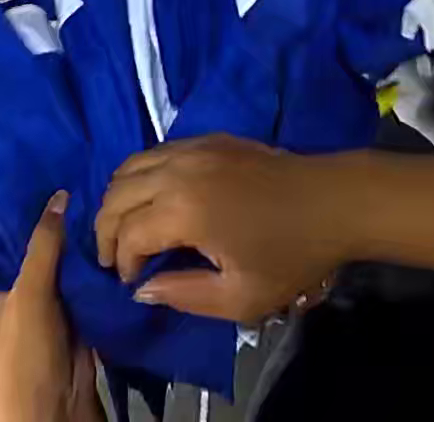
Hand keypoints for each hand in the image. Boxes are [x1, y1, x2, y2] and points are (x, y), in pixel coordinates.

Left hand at [0, 192, 104, 421]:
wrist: (58, 413)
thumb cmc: (25, 356)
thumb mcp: (30, 294)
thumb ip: (44, 243)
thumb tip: (60, 193)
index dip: (7, 208)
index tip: (30, 172)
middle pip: (19, 246)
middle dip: (41, 219)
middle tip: (62, 173)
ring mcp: (29, 302)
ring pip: (46, 259)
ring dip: (62, 235)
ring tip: (81, 188)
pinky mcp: (58, 310)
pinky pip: (66, 274)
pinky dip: (77, 256)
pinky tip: (92, 223)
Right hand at [93, 135, 354, 322]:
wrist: (328, 200)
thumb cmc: (288, 254)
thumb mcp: (240, 297)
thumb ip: (183, 295)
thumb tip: (142, 290)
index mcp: (183, 210)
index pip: (127, 233)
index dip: (121, 261)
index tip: (133, 282)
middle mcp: (176, 170)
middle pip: (117, 193)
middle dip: (106, 228)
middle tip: (114, 256)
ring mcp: (189, 147)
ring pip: (130, 165)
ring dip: (119, 197)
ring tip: (125, 226)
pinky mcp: (204, 137)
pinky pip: (154, 151)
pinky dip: (140, 174)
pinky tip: (151, 196)